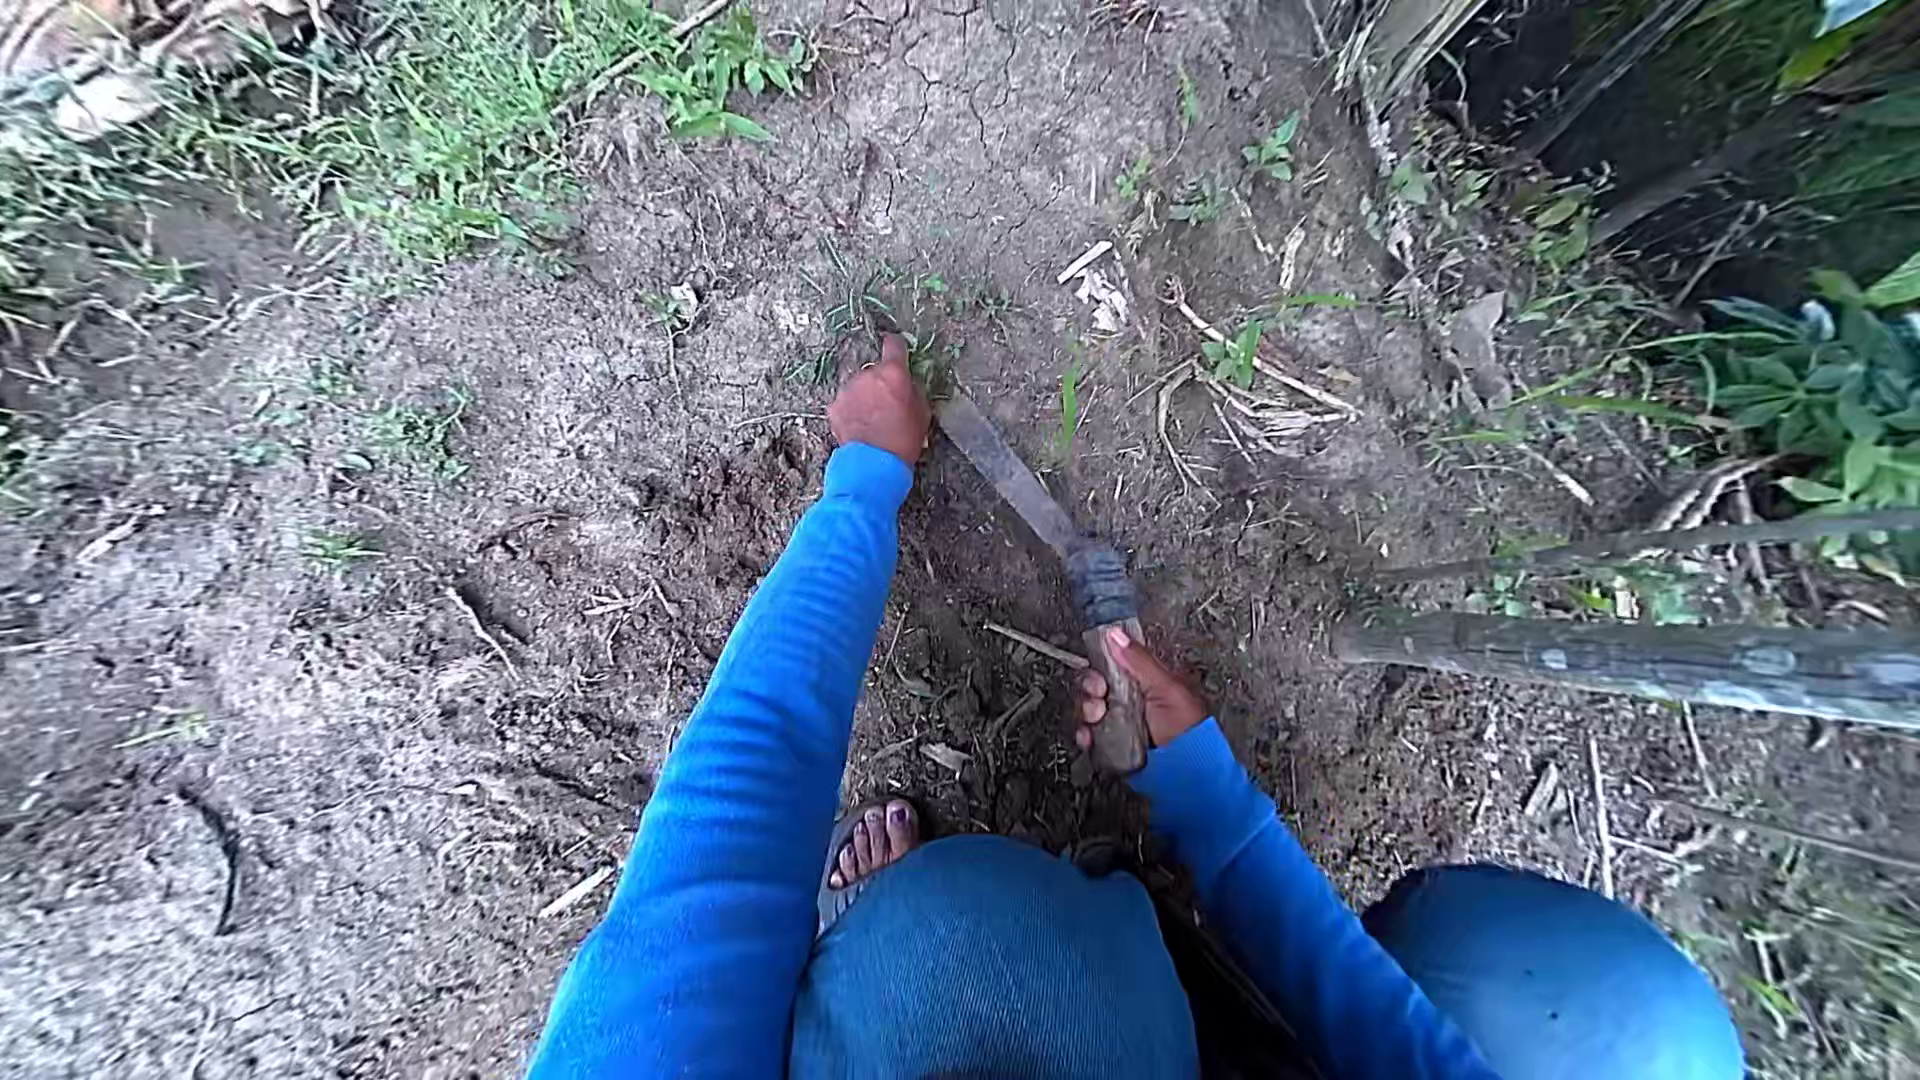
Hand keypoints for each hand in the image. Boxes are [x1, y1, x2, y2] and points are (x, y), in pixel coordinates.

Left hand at [827, 333, 930, 465]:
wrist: (875, 464)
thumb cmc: (903, 440)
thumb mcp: (923, 414)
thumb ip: (915, 391)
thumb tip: (909, 384)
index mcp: (893, 373)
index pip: (894, 344)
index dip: (896, 347)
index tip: (897, 350)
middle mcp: (868, 375)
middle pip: (875, 371)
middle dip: (881, 383)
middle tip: (888, 405)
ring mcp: (848, 390)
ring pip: (859, 387)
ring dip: (865, 398)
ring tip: (873, 421)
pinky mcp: (835, 406)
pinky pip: (846, 403)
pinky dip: (852, 411)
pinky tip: (860, 427)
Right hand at [1073, 627, 1207, 750]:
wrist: (1187, 776)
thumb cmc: (1189, 733)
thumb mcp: (1167, 689)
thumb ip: (1140, 661)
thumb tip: (1116, 635)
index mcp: (1145, 680)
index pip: (1112, 661)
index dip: (1100, 662)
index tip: (1099, 670)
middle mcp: (1130, 698)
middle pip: (1094, 682)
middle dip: (1090, 686)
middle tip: (1099, 695)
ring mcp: (1119, 720)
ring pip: (1087, 705)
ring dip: (1086, 709)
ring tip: (1097, 716)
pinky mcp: (1110, 742)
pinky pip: (1087, 731)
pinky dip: (1084, 732)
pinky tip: (1090, 734)